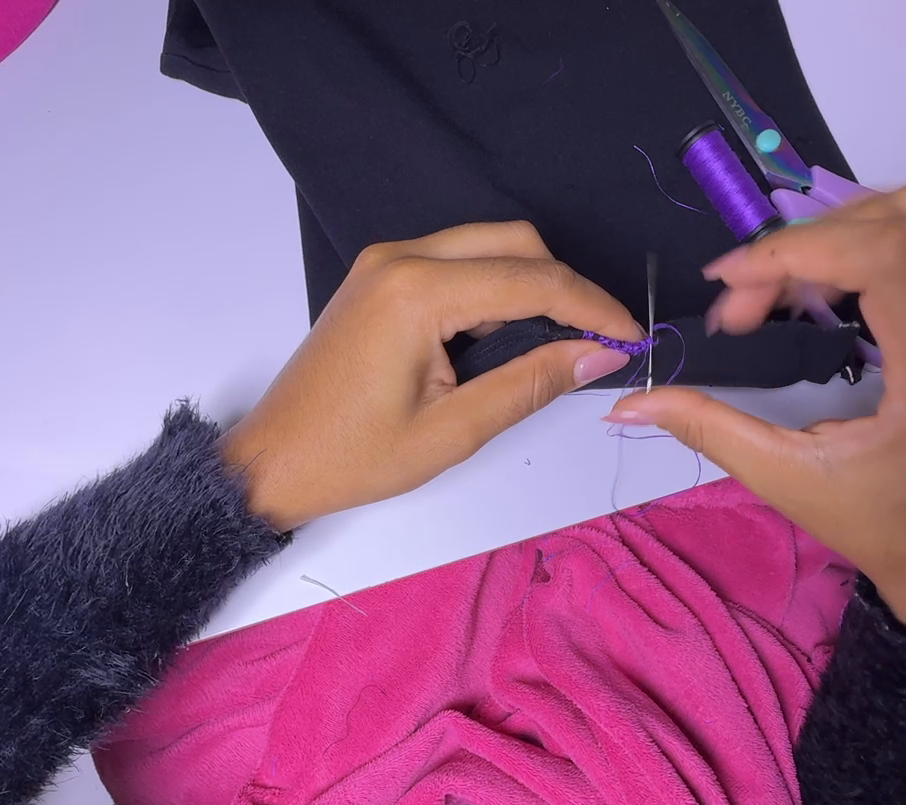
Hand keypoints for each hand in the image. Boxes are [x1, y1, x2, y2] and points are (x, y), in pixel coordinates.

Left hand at [224, 222, 640, 530]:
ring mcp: (383, 263)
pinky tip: (502, 340)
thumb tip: (598, 355)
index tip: (631, 337)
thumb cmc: (353, 457)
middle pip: (513, 242)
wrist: (274, 461)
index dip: (592, 308)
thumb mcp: (452, 432)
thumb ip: (530, 385)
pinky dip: (490, 293)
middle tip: (596, 340)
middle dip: (564, 287)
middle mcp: (399, 258)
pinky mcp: (378, 279)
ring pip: (485, 248)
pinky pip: (453, 265)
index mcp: (416, 292)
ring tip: (554, 347)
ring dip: (527, 288)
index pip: (531, 279)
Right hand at [604, 180, 905, 629]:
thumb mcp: (780, 477)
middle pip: (899, 227)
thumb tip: (630, 404)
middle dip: (800, 252)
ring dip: (841, 230)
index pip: (885, 258)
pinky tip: (825, 279)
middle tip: (742, 310)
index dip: (795, 251)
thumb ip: (706, 428)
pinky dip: (871, 239)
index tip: (728, 284)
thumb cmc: (871, 524)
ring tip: (782, 282)